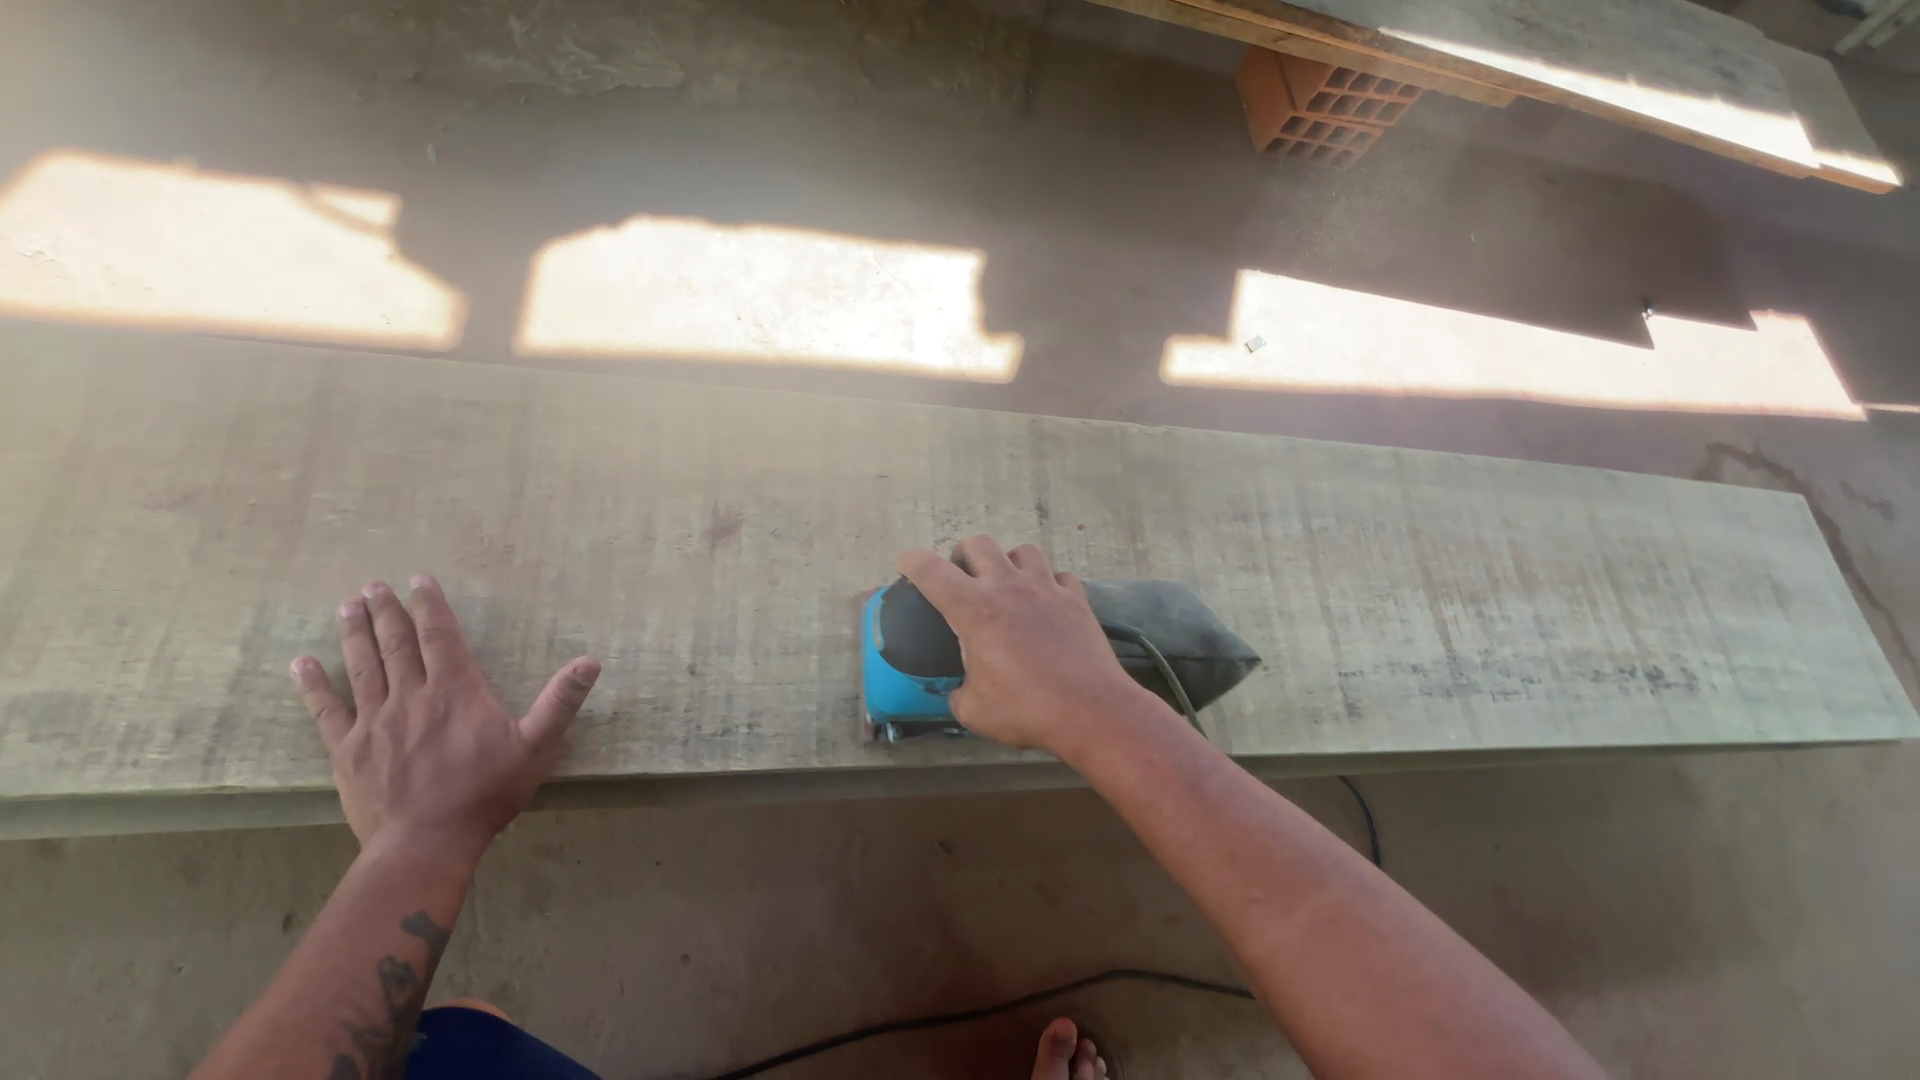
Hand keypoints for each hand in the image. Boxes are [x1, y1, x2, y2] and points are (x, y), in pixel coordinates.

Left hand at [290, 574, 600, 859]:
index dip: (431, 607)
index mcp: (457, 692)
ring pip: (362, 667)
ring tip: (348, 606)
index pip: (442, 637)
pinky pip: (326, 709)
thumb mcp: (537, 745)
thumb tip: (590, 662)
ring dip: (354, 634)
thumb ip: (561, 701)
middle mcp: (412, 696)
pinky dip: (313, 684)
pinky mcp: (347, 749)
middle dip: (388, 612)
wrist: (426, 842)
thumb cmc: (487, 792)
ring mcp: (374, 722)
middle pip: (397, 645)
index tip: (420, 580)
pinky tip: (302, 663)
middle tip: (375, 585)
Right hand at [896, 536, 1171, 753]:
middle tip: (962, 579)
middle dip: (963, 556)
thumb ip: (958, 694)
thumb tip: (959, 692)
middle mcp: (1007, 587)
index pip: (931, 570)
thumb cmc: (1026, 710)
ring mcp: (1045, 588)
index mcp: (973, 609)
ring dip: (1008, 563)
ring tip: (1007, 586)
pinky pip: (1059, 576)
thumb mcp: (973, 711)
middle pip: (978, 544)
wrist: (1089, 710)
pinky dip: (1048, 584)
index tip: (906, 565)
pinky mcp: (1076, 599)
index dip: (912, 561)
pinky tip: (1046, 603)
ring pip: (1022, 551)